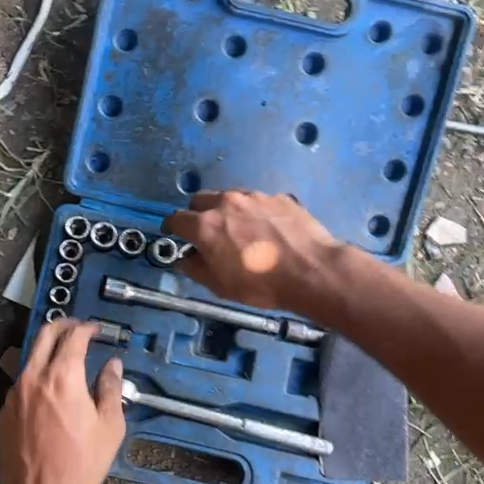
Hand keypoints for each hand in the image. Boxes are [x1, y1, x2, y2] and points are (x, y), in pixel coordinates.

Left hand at [0, 320, 125, 483]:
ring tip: (66, 358)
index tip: (96, 330)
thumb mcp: (109, 426)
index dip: (87, 328)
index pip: (73, 337)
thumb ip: (110, 389)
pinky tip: (51, 391)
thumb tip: (112, 366)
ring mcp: (15, 394)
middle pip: (44, 335)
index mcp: (62, 377)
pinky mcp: (6, 410)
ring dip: (48, 350)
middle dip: (63, 326)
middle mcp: (34, 378)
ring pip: (31, 357)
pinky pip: (22, 382)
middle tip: (78, 330)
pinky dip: (37, 375)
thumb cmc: (80, 464)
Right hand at [164, 191, 342, 311]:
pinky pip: (256, 201)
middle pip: (200, 200)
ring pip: (229, 197)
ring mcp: (254, 196)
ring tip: (239, 230)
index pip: (176, 218)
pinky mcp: (278, 197)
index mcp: (205, 225)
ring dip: (226, 210)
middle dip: (197, 214)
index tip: (173, 234)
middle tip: (206, 232)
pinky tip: (266, 229)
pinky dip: (253, 212)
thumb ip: (195, 268)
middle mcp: (226, 203)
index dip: (171, 227)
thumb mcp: (219, 286)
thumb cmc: (260, 284)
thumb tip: (185, 258)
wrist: (311, 270)